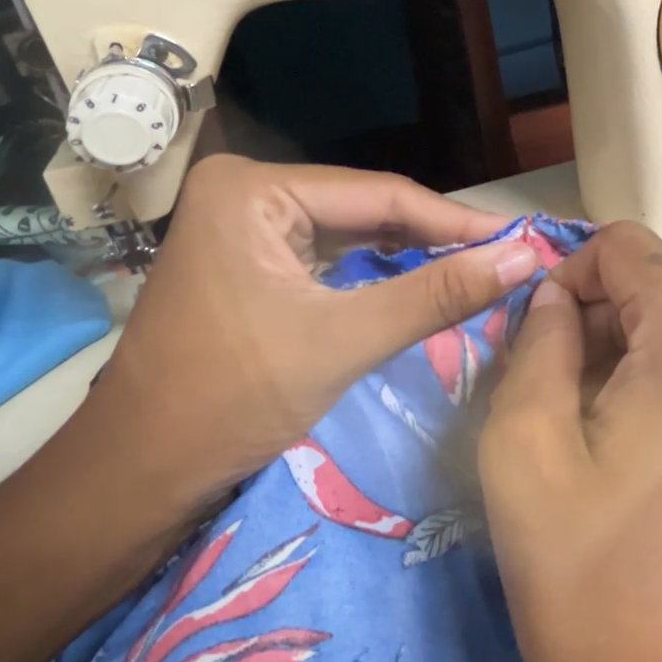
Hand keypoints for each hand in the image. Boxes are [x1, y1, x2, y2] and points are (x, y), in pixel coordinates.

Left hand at [77, 156, 540, 511]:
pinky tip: (422, 281)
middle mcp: (244, 189)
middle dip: (436, 238)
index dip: (457, 222)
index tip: (523, 240)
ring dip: (412, 254)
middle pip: (366, 208)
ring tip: (479, 267)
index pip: (381, 194)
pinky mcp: (246, 259)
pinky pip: (329, 254)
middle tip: (508, 258)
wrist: (138, 472)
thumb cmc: (232, 398)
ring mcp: (241, 224)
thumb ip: (437, 294)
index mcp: (253, 189)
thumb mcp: (344, 340)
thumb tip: (524, 257)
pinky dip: (376, 272)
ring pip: (351, 232)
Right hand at [479, 222, 661, 661]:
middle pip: (656, 292)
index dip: (567, 274)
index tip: (528, 336)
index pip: (627, 247)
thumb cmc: (589, 578)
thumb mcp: (525, 446)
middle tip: (542, 396)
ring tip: (578, 436)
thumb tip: (553, 296)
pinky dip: (657, 390)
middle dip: (591, 324)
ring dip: (619, 361)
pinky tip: (622, 454)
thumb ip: (534, 342)